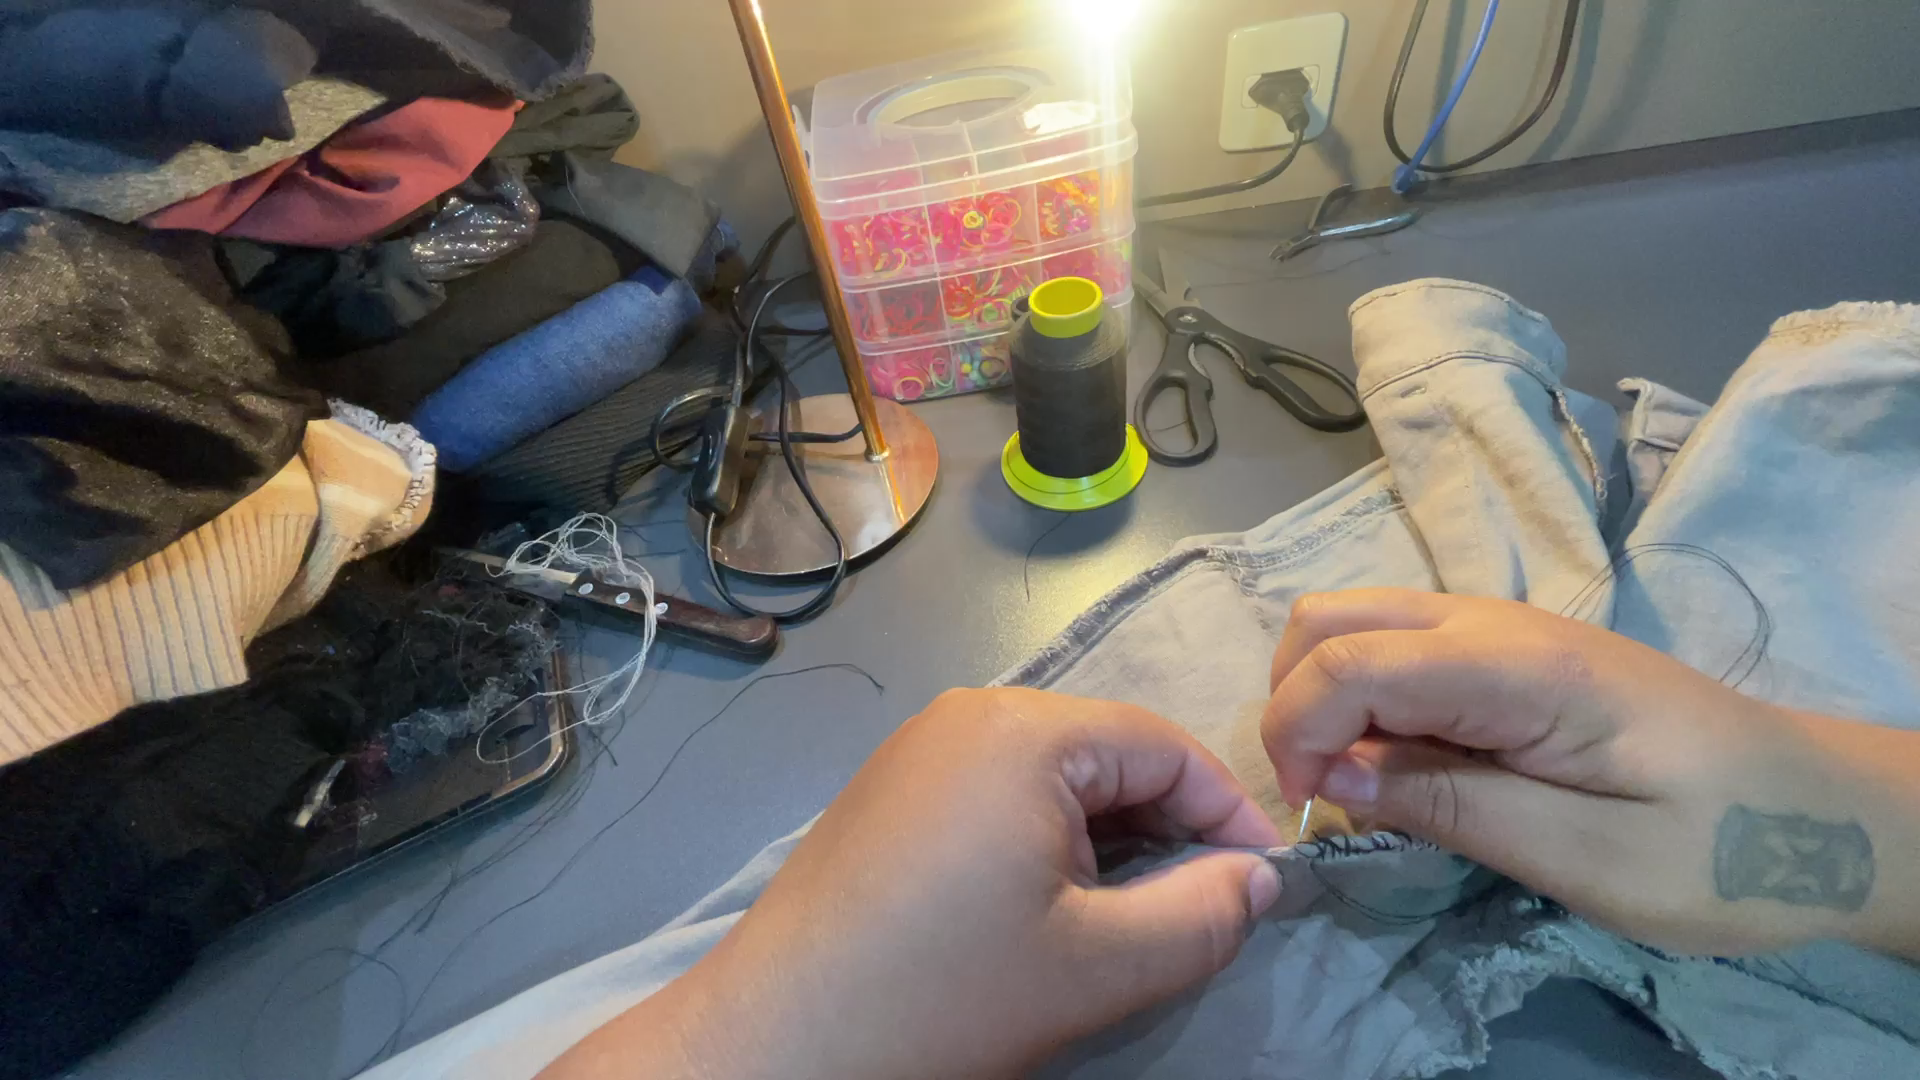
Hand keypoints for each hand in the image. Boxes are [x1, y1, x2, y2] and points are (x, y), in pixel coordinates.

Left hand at [543, 688, 1283, 1079]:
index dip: (1224, 807)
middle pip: (1104, 749)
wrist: (782, 1030)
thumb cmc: (945, 988)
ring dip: (1107, 827)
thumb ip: (1203, 912)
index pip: (1159, 743)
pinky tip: (1047, 884)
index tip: (1265, 876)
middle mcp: (973, 709)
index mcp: (1024, 728)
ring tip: (1129, 900)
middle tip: (1201, 896)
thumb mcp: (1098, 962)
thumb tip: (1262, 875)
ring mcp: (927, 739)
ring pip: (1053, 767)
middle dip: (1165, 819)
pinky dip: (1046, 825)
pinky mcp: (899, 777)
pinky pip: (1001, 780)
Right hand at [1261, 588, 1882, 955]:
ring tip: (1349, 770)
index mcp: (1513, 663)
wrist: (1823, 810)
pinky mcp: (1479, 643)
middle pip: (1320, 620)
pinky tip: (1388, 751)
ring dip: (1312, 694)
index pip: (1347, 662)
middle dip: (1290, 703)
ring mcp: (1477, 622)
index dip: (1297, 730)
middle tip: (1322, 784)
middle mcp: (1478, 617)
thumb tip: (1330, 774)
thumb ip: (1450, 807)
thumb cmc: (1725, 846)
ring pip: (1336, 622)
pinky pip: (1373, 644)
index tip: (1310, 804)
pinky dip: (1345, 694)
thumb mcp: (1594, 861)